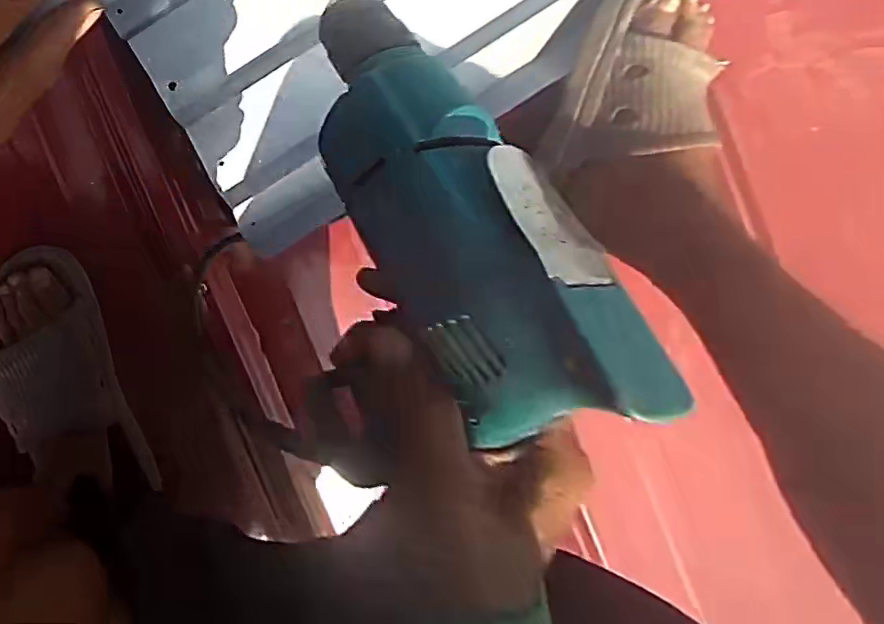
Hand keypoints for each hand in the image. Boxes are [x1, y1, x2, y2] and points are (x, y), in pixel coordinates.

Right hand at [324, 324, 592, 617]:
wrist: (429, 619)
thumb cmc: (459, 564)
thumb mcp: (444, 488)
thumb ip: (421, 407)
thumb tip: (387, 331)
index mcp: (547, 440)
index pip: (507, 347)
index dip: (448, 311)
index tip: (385, 291)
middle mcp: (514, 430)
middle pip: (453, 355)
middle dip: (395, 340)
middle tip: (349, 341)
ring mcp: (468, 440)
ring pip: (419, 373)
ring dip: (373, 362)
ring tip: (336, 366)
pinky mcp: (429, 450)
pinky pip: (397, 399)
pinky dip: (366, 387)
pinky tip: (337, 388)